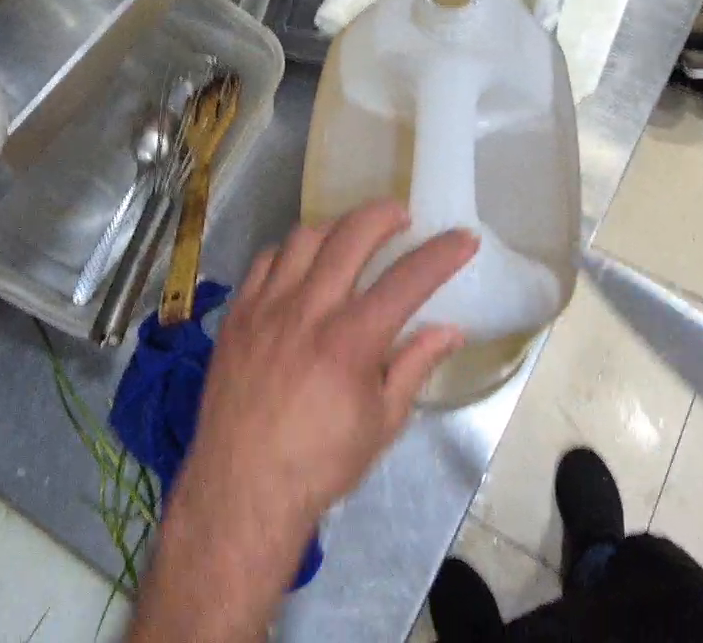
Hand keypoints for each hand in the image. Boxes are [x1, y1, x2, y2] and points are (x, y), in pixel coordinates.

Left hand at [183, 200, 476, 531]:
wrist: (242, 489)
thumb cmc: (321, 463)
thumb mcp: (382, 423)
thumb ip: (415, 366)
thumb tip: (450, 330)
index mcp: (352, 342)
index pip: (407, 280)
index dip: (441, 254)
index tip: (465, 238)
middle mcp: (308, 312)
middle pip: (351, 237)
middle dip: (384, 215)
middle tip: (402, 215)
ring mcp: (266, 309)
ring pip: (303, 239)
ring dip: (335, 228)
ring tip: (352, 237)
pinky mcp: (237, 315)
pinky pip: (264, 262)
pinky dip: (289, 252)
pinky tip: (301, 265)